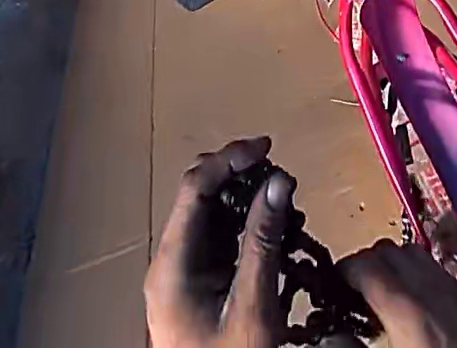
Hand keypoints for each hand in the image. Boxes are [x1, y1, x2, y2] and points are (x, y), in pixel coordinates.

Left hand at [146, 137, 297, 347]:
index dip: (229, 158)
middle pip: (200, 195)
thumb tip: (278, 180)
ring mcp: (185, 272)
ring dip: (247, 197)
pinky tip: (275, 225)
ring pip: (212, 212)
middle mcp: (172, 259)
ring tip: (284, 197)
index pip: (194, 187)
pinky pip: (221, 237)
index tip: (266, 146)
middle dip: (239, 174)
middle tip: (279, 173)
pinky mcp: (200, 283)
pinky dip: (247, 222)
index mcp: (172, 262)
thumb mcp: (252, 310)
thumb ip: (264, 241)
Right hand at [339, 241, 456, 347]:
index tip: (333, 285)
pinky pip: (447, 279)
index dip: (346, 270)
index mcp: (413, 318)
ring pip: (423, 259)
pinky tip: (420, 314)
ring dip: (398, 269)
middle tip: (354, 291)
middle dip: (370, 265)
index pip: (369, 266)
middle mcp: (441, 298)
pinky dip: (426, 283)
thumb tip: (333, 335)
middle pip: (395, 253)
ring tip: (385, 299)